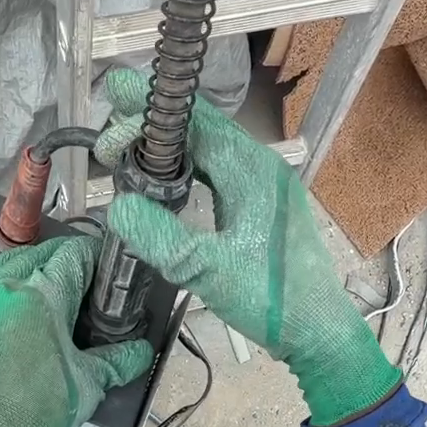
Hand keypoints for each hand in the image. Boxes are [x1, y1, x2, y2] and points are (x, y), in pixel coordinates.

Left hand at [0, 235, 152, 426]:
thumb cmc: (32, 408)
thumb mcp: (88, 384)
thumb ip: (119, 361)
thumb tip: (142, 351)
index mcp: (42, 292)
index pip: (78, 253)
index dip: (101, 260)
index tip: (113, 274)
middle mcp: (8, 284)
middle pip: (47, 252)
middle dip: (73, 263)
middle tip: (92, 290)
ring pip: (16, 261)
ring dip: (41, 269)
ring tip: (61, 297)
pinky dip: (14, 284)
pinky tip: (28, 309)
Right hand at [94, 69, 399, 426]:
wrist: (318, 332)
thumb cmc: (272, 300)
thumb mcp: (209, 271)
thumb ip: (162, 238)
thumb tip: (119, 207)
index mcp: (252, 171)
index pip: (195, 121)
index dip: (152, 108)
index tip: (114, 94)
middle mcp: (260, 171)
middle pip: (201, 133)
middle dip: (153, 132)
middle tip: (109, 144)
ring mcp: (264, 192)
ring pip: (210, 156)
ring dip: (170, 154)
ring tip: (130, 159)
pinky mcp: (263, 214)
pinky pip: (219, 179)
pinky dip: (188, 176)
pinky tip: (169, 190)